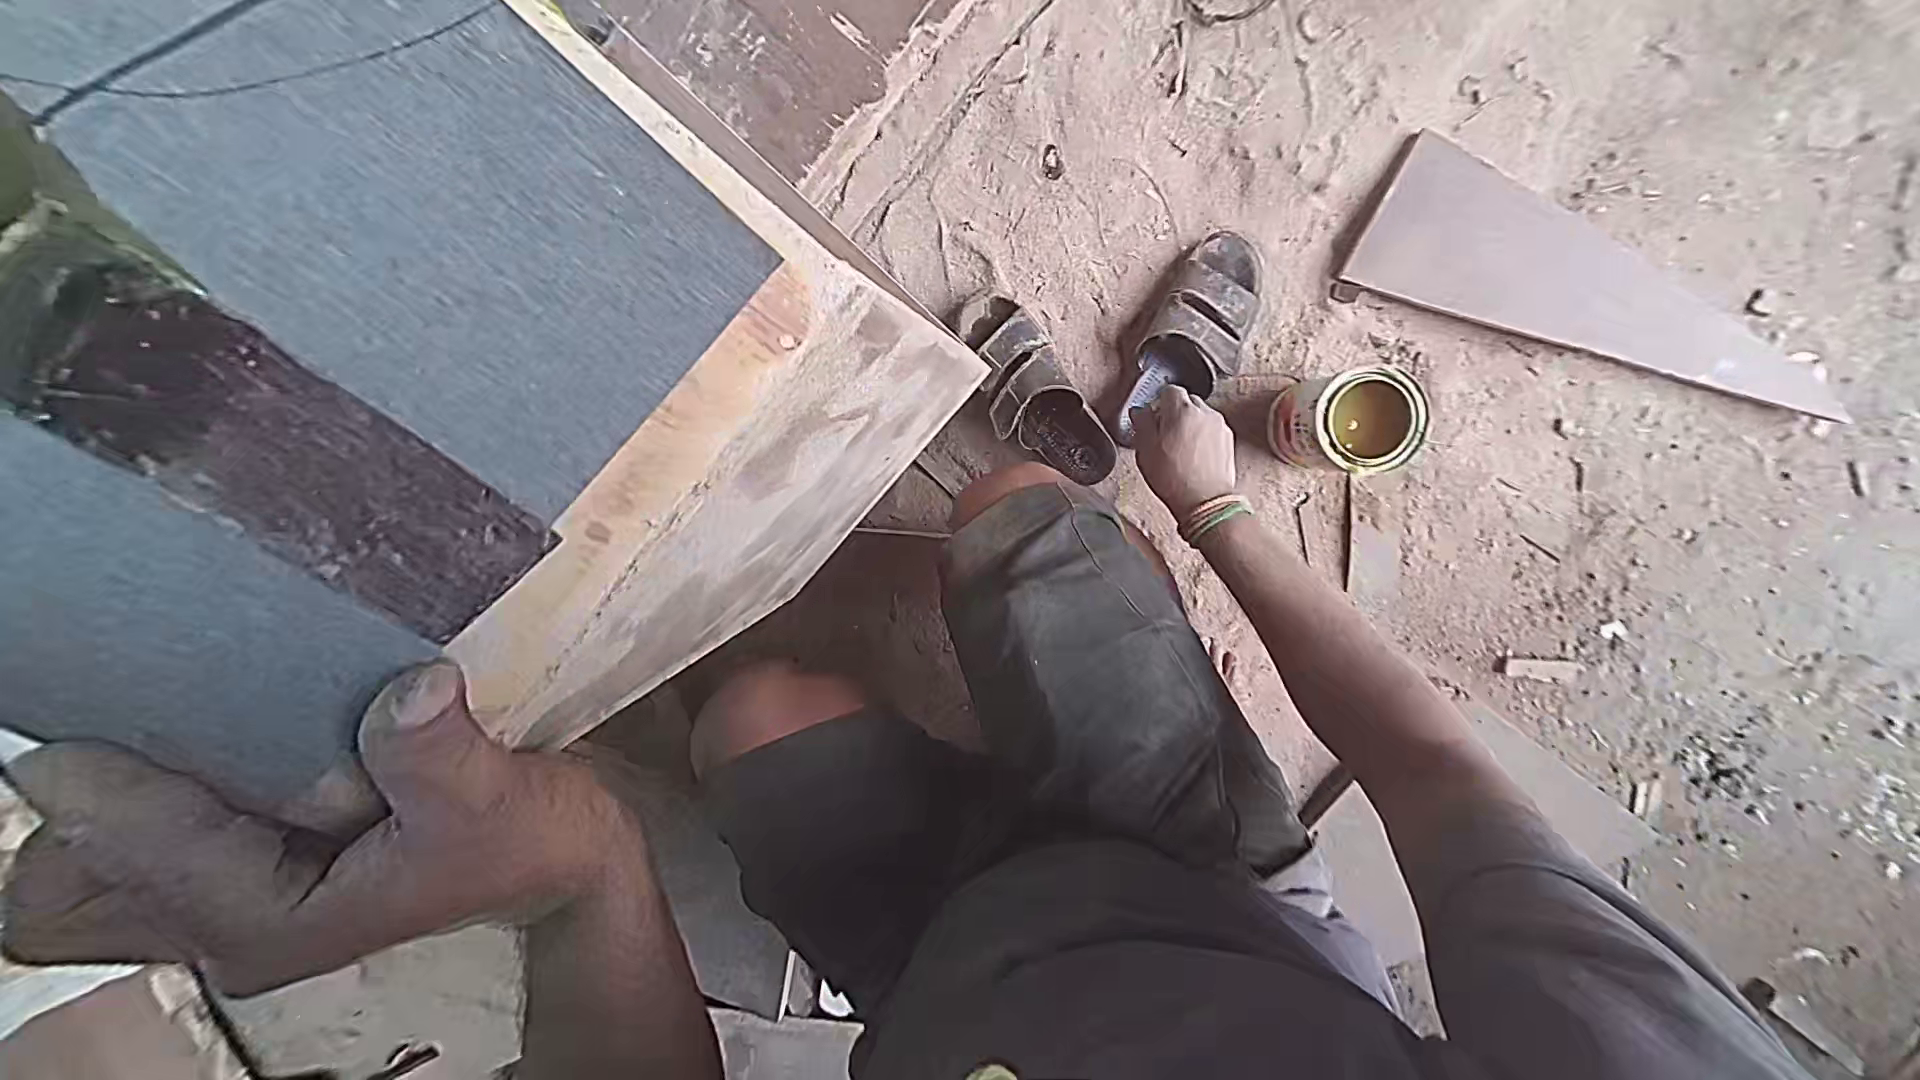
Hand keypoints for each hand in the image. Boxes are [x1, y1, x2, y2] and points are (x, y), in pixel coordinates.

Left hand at [1, 661, 645, 995]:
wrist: (571, 851)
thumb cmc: (535, 837)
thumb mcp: (493, 797)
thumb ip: (440, 750)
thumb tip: (413, 684)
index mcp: (284, 922)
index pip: (157, 869)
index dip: (115, 806)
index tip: (73, 742)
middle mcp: (250, 919)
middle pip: (80, 903)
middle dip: (84, 829)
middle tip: (147, 738)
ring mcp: (266, 891)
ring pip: (113, 875)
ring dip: (121, 810)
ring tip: (194, 729)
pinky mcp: (293, 858)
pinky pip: (182, 836)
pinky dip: (180, 790)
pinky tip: (250, 728)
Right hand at [1129, 384, 1237, 518]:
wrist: (1205, 501)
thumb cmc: (1174, 478)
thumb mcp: (1145, 449)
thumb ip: (1141, 423)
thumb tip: (1139, 412)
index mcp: (1181, 409)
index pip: (1169, 390)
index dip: (1157, 403)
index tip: (1152, 416)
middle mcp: (1204, 412)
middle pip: (1186, 401)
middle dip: (1174, 413)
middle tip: (1162, 434)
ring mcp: (1219, 426)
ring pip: (1200, 415)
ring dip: (1189, 425)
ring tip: (1177, 449)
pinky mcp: (1228, 440)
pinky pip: (1210, 430)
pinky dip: (1201, 437)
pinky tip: (1191, 456)